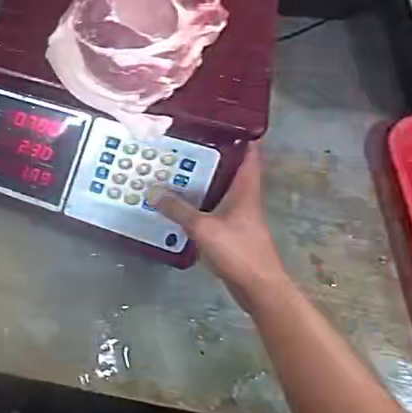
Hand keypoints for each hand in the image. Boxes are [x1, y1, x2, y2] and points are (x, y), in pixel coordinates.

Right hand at [148, 143, 287, 294]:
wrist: (258, 286)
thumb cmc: (237, 250)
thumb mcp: (202, 227)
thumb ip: (177, 209)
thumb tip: (153, 191)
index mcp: (245, 193)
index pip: (250, 159)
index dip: (245, 141)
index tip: (232, 125)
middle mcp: (244, 202)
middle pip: (231, 173)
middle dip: (214, 159)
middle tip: (189, 145)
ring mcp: (238, 218)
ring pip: (219, 192)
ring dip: (202, 182)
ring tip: (176, 171)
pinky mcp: (231, 233)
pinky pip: (211, 210)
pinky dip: (197, 204)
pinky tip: (178, 205)